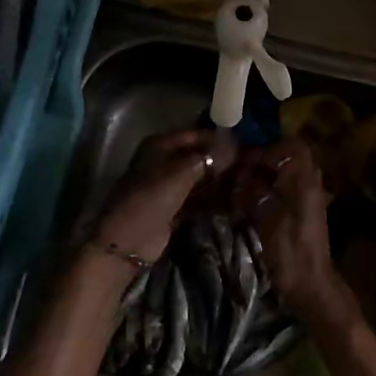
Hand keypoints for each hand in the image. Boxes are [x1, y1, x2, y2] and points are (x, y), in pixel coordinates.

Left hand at [90, 130, 230, 263]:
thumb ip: (207, 158)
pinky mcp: (171, 206)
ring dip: (215, 179)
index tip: (241, 144)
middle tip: (246, 162)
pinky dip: (209, 196)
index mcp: (158, 146)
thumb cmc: (151, 198)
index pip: (192, 135)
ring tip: (243, 179)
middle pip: (194, 156)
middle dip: (217, 159)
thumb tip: (233, 147)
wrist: (129, 240)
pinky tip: (230, 197)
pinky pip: (195, 196)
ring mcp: (166, 185)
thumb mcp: (180, 173)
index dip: (215, 139)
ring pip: (196, 176)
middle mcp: (161, 161)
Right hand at [238, 139, 354, 329]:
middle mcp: (309, 185)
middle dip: (262, 162)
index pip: (292, 147)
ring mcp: (307, 199)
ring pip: (285, 175)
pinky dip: (267, 192)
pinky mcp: (301, 213)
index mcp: (305, 182)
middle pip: (288, 159)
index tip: (245, 160)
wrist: (311, 285)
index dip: (267, 149)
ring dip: (263, 177)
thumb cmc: (291, 252)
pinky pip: (284, 191)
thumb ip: (255, 193)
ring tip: (239, 187)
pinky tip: (248, 203)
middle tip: (238, 173)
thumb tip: (240, 178)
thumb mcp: (268, 220)